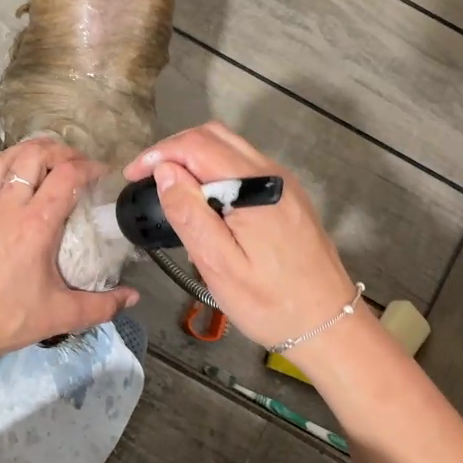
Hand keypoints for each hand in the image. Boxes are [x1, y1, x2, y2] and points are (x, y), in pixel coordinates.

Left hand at [0, 138, 138, 367]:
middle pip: (33, 155)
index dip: (89, 167)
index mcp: (36, 223)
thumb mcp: (62, 314)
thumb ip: (102, 305)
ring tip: (38, 162)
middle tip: (73, 162)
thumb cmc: (8, 318)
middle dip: (57, 150)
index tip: (101, 173)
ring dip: (22, 153)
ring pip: (0, 160)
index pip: (67, 175)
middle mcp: (7, 206)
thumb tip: (132, 297)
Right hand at [125, 122, 355, 350]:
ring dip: (193, 158)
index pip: (197, 146)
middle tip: (146, 178)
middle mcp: (272, 175)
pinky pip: (243, 167)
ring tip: (168, 189)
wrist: (330, 326)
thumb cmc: (270, 303)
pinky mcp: (287, 198)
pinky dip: (213, 171)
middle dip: (173, 149)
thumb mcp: (219, 264)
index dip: (158, 154)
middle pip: (214, 136)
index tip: (132, 176)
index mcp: (254, 187)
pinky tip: (202, 203)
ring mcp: (283, 185)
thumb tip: (165, 171)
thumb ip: (190, 213)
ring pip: (230, 148)